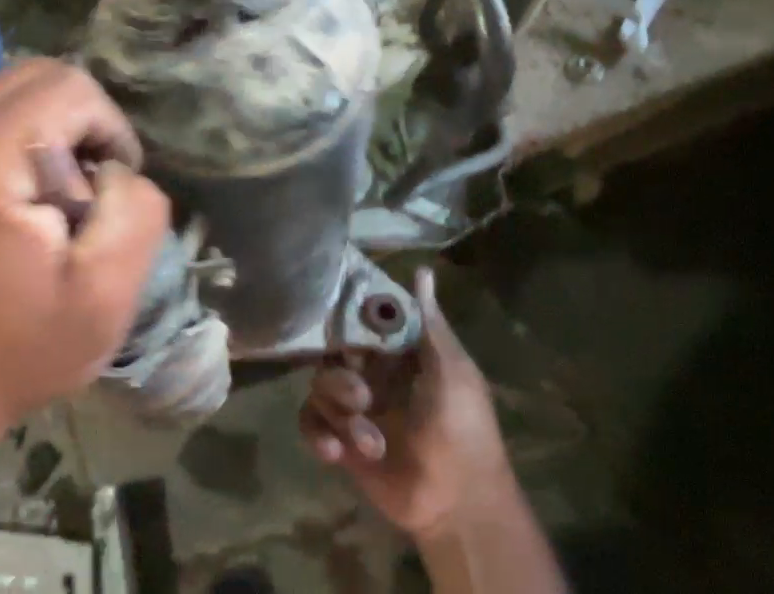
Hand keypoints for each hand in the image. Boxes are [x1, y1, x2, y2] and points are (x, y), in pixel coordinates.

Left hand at [0, 59, 171, 453]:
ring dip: (50, 135)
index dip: (110, 129)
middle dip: (80, 124)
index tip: (112, 193)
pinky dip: (20, 147)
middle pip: (35, 76)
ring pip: (11, 96)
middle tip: (86, 195)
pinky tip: (22, 207)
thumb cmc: (14, 352)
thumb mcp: (105, 295)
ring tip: (54, 206)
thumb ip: (135, 211)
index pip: (68, 87)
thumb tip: (115, 171)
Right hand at [300, 268, 514, 540]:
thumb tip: (422, 269)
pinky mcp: (341, 439)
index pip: (363, 321)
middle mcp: (374, 374)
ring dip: (340, 412)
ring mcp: (355, 408)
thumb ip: (429, 325)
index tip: (340, 324)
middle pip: (333, 353)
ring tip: (369, 441)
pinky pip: (310, 421)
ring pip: (320, 387)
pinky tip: (336, 453)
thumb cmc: (463, 431)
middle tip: (361, 397)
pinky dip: (318, 434)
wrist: (459, 505)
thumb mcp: (453, 373)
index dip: (348, 319)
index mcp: (401, 354)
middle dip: (341, 376)